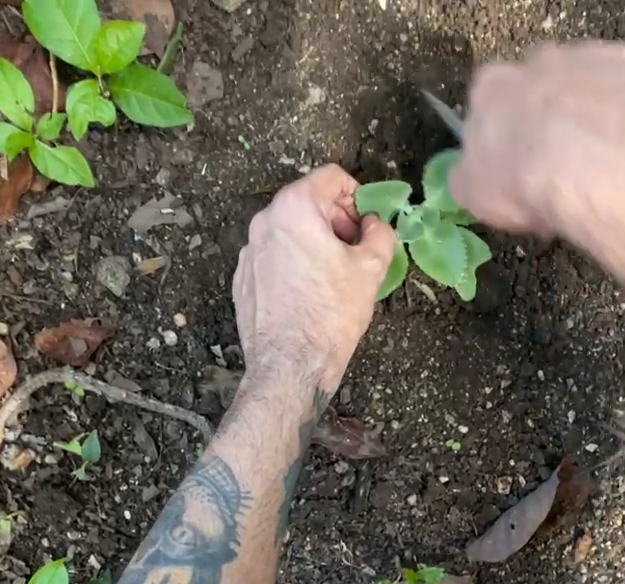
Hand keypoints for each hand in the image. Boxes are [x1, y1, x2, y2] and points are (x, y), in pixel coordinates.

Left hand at [231, 165, 396, 405]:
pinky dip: (294, 265)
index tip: (368, 222)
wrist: (291, 366)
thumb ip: (380, 234)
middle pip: (307, 203)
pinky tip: (309, 295)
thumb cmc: (330, 316)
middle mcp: (264, 222)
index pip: (330, 177)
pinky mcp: (243, 280)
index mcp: (294, 208)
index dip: (357, 195)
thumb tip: (376, 225)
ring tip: (334, 277)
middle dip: (336, 221)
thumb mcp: (371, 270)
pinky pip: (274, 260)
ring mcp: (248, 253)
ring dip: (315, 244)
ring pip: (289, 233)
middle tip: (356, 251)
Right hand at [449, 41, 624, 252]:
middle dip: (542, 132)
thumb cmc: (522, 181)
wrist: (591, 168)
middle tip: (552, 179)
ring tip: (590, 174)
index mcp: (489, 88)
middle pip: (535, 97)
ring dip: (582, 123)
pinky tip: (620, 150)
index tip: (511, 179)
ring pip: (580, 91)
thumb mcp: (471, 195)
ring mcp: (583, 57)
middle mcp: (534, 61)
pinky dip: (620, 115)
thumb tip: (469, 175)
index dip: (499, 148)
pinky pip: (622, 89)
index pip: (486, 111)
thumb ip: (466, 177)